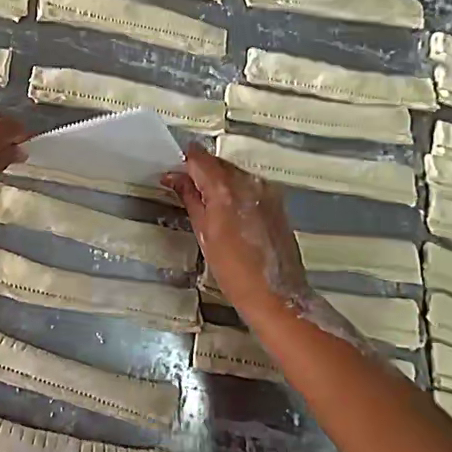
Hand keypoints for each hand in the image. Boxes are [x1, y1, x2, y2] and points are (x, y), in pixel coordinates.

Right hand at [163, 144, 310, 311]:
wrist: (274, 294)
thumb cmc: (234, 271)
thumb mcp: (204, 233)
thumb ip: (190, 198)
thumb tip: (175, 179)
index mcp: (225, 189)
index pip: (199, 158)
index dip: (184, 163)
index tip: (175, 173)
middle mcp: (248, 182)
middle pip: (218, 162)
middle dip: (201, 171)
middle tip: (186, 189)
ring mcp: (266, 189)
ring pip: (234, 172)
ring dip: (219, 180)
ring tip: (209, 204)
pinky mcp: (277, 199)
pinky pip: (250, 184)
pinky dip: (237, 190)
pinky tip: (230, 212)